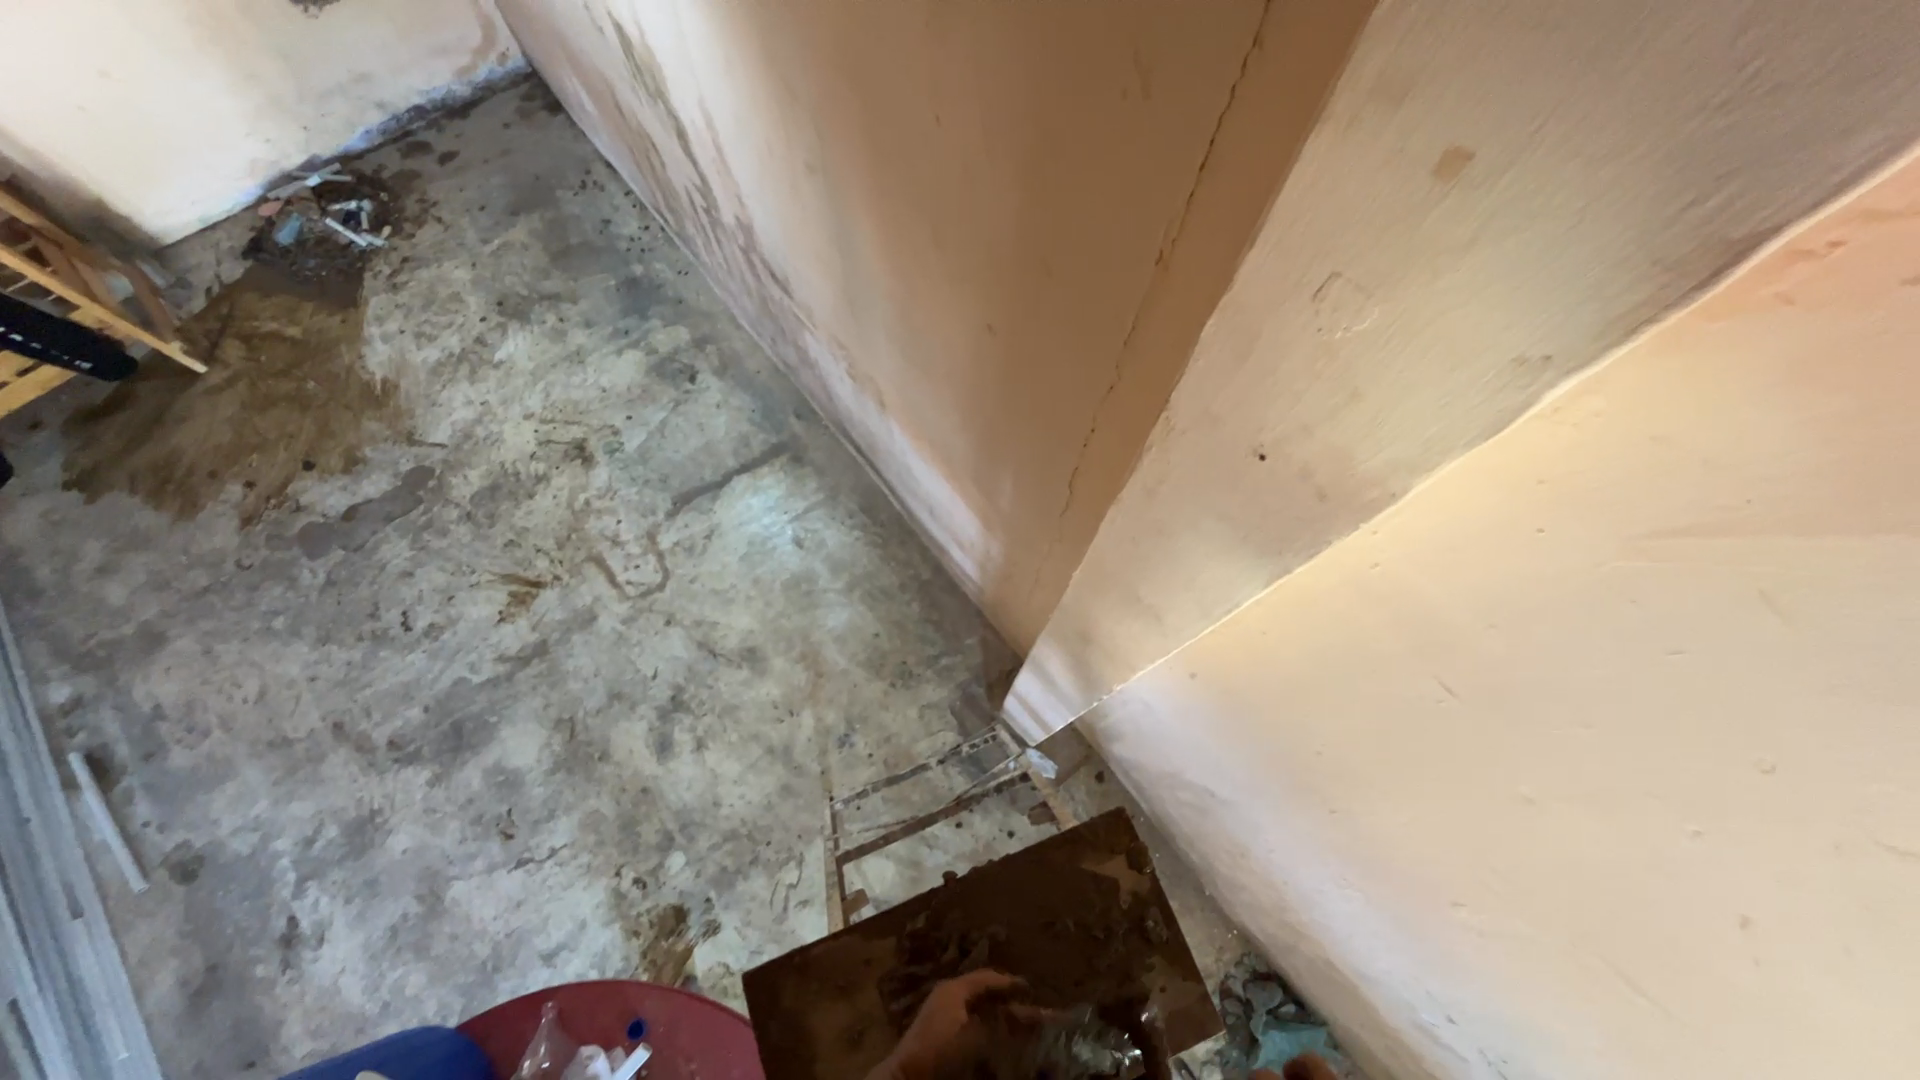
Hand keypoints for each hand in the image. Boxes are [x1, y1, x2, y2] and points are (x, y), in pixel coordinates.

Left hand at [868, 970, 1022, 1079]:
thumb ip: (998, 1023)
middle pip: (981, 988)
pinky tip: (993, 1030)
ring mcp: (941, 1009)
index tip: (1029, 988)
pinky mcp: (938, 1026)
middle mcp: (948, 993)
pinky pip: (966, 1014)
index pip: (987, 978)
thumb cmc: (942, 1050)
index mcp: (955, 988)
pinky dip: (982, 1018)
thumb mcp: (975, 1036)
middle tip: (1024, 1001)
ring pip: (974, 1002)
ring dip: (993, 1007)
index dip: (1009, 983)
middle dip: (1003, 995)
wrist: (909, 1075)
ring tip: (1013, 1015)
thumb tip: (1020, 1016)